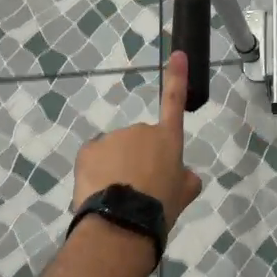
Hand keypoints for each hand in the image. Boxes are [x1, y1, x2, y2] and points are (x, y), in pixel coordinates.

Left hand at [73, 52, 202, 230]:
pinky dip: (98, 172)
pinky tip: (101, 192)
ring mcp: (113, 138)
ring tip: (120, 196)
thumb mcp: (185, 193)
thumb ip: (186, 178)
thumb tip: (185, 175)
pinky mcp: (89, 150)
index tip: (178, 54)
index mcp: (168, 138)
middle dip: (140, 159)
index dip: (178, 77)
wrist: (123, 221)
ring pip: (116, 151)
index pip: (175, 100)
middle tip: (141, 188)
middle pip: (141, 141)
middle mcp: (141, 131)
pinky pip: (96, 159)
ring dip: (118, 167)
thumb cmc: (161, 206)